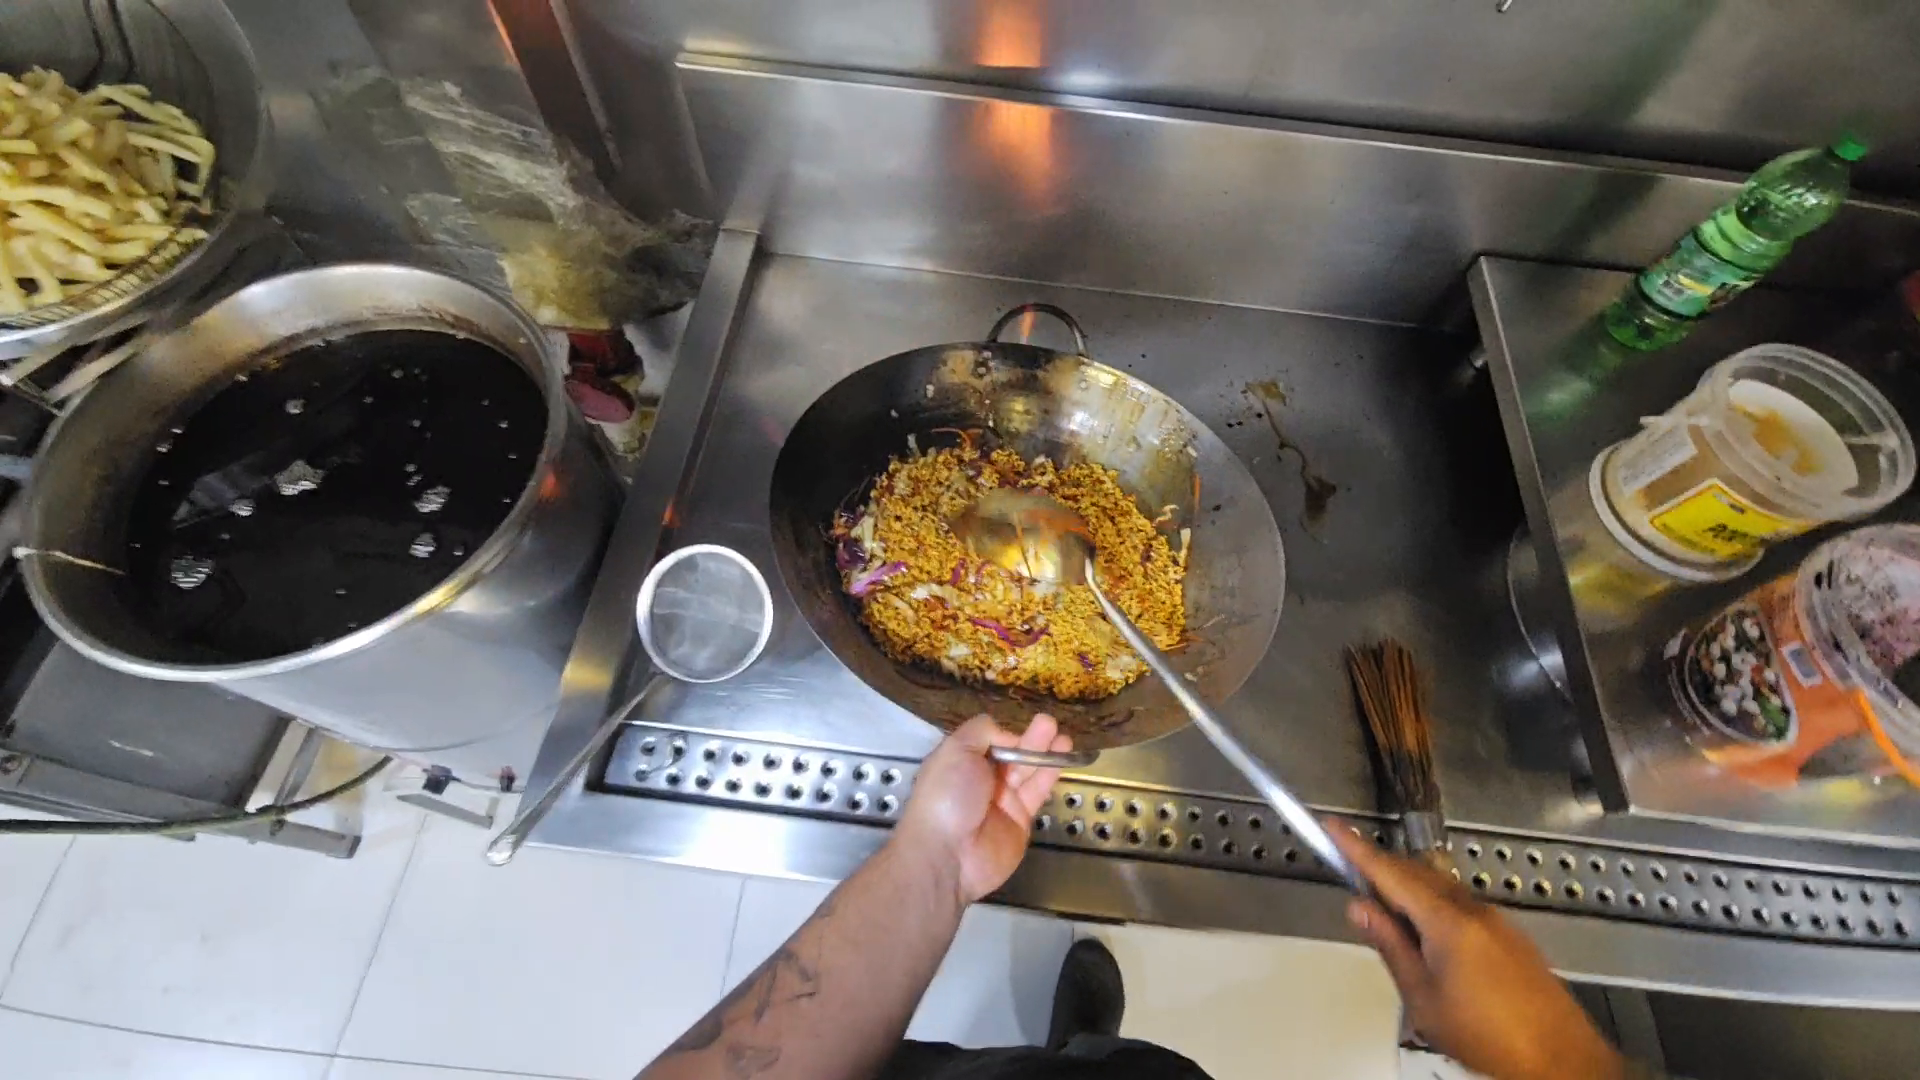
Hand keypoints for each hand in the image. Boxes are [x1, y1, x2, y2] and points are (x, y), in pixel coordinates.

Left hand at [894, 714, 1071, 904]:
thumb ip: (982, 732)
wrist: (948, 854)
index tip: (1020, 729)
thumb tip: (1007, 735)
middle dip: (1031, 739)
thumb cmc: (947, 795)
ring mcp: (1002, 800)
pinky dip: (1050, 774)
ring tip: (1065, 738)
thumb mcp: (956, 750)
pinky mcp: (1021, 820)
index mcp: (962, 761)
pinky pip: (1037, 792)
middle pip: (1012, 754)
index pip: (990, 741)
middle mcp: (982, 779)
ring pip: (1028, 770)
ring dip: (1046, 752)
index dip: (1007, 734)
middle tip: (1050, 722)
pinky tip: (1064, 757)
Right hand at [1333, 829, 1628, 1079]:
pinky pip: (1461, 904)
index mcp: (1447, 923)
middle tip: (1353, 877)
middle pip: (1415, 874)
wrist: (1568, 1067)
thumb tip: (1360, 909)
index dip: (1356, 848)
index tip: (1334, 826)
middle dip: (1381, 869)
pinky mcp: (1512, 938)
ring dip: (1407, 889)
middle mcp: (1475, 912)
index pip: (1389, 872)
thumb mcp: (1423, 999)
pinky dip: (1433, 904)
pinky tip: (1428, 934)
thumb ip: (1389, 945)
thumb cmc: (1494, 1041)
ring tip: (1389, 916)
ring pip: (1439, 888)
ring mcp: (1498, 922)